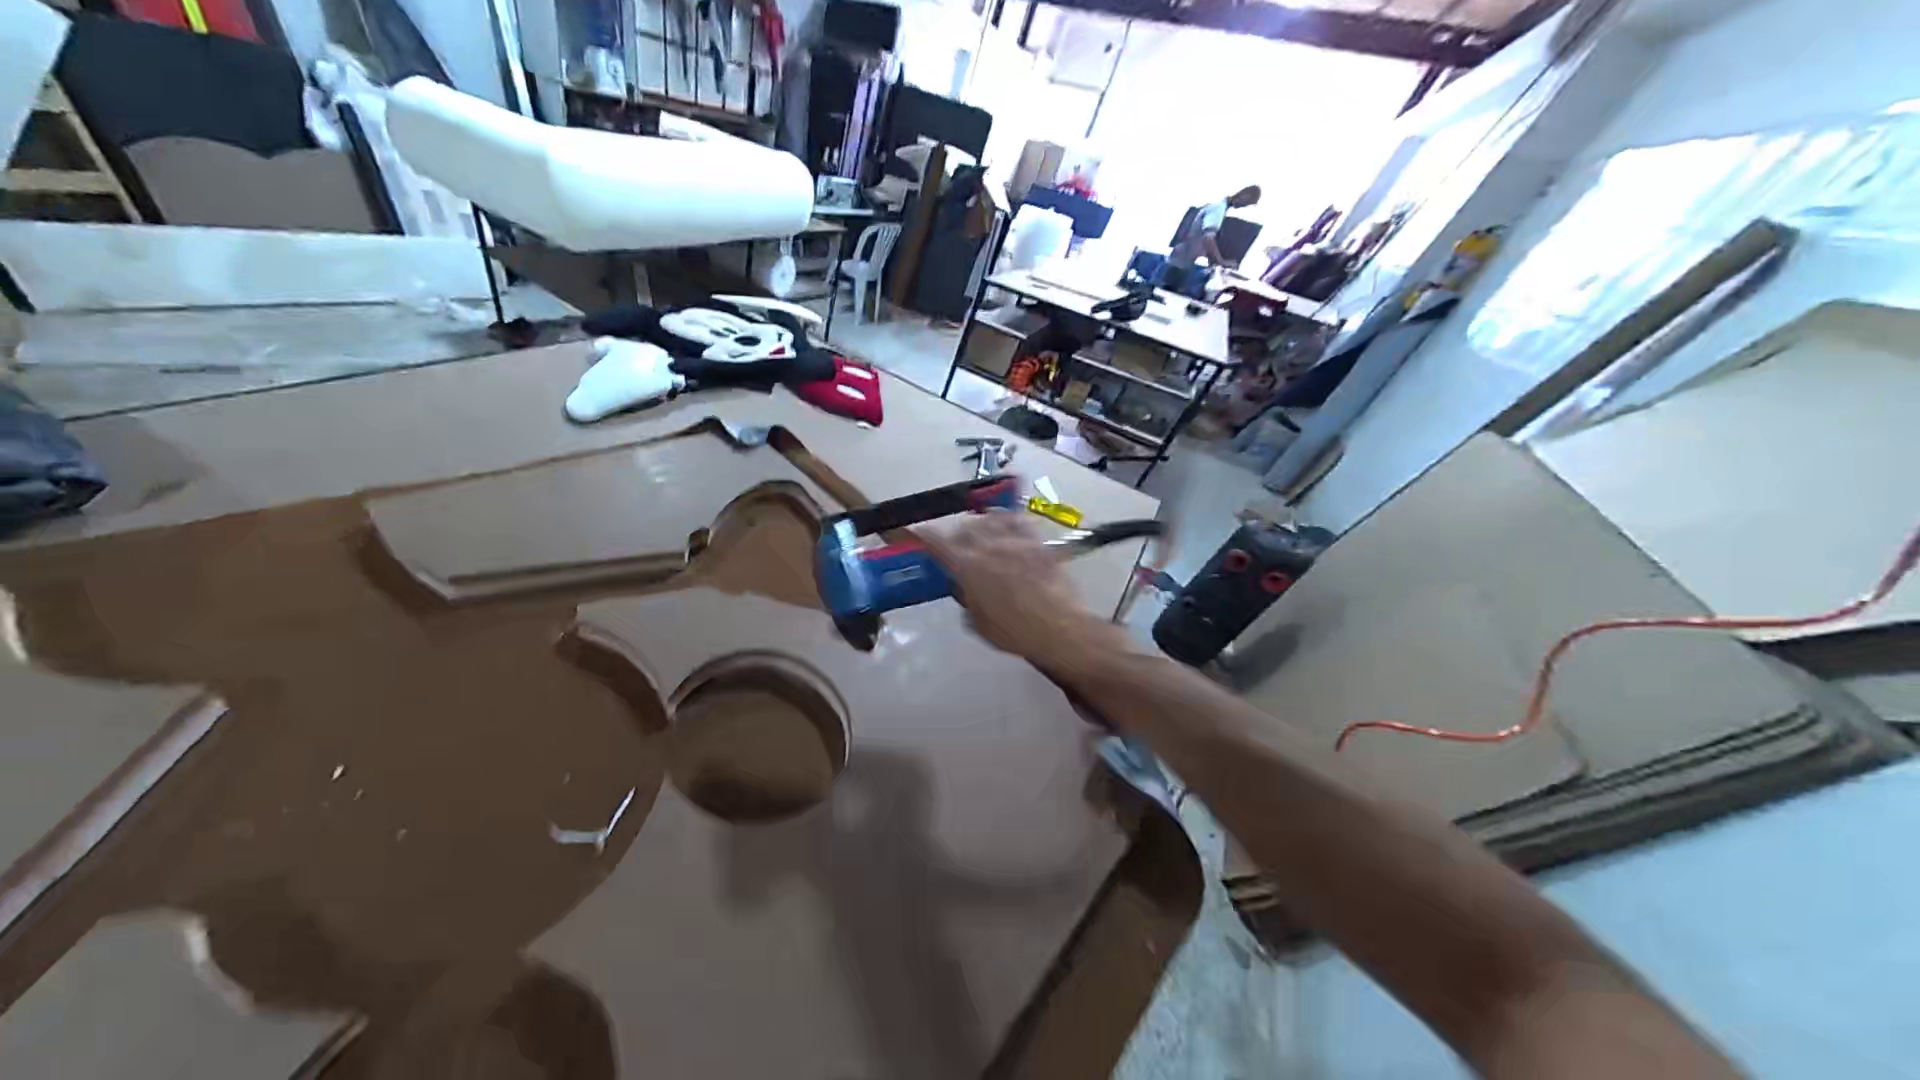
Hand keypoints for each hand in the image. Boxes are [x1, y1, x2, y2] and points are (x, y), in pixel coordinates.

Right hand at [919, 511, 1127, 676]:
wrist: (1059, 628)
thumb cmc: (1013, 631)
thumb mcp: (977, 621)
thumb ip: (965, 596)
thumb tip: (963, 586)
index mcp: (966, 565)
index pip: (935, 540)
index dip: (921, 537)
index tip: (914, 536)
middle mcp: (987, 544)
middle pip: (962, 527)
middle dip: (953, 536)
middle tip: (954, 549)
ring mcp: (1014, 539)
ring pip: (989, 518)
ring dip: (979, 525)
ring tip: (979, 536)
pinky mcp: (1036, 540)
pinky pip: (1017, 519)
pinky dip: (1007, 519)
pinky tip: (1006, 526)